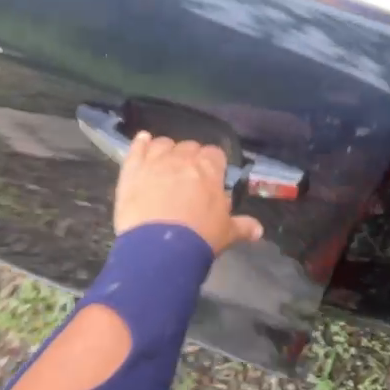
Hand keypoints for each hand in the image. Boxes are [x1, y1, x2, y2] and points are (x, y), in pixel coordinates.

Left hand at [113, 133, 263, 253]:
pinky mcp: (132, 172)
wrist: (160, 249)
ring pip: (163, 144)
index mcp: (209, 170)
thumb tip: (258, 229)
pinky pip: (136, 149)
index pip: (215, 154)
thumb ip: (243, 227)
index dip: (214, 163)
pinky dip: (140, 143)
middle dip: (191, 158)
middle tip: (190, 176)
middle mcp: (183, 160)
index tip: (213, 175)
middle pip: (189, 147)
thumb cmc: (200, 237)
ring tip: (167, 163)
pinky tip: (143, 140)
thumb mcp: (227, 233)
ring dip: (167, 150)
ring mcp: (155, 163)